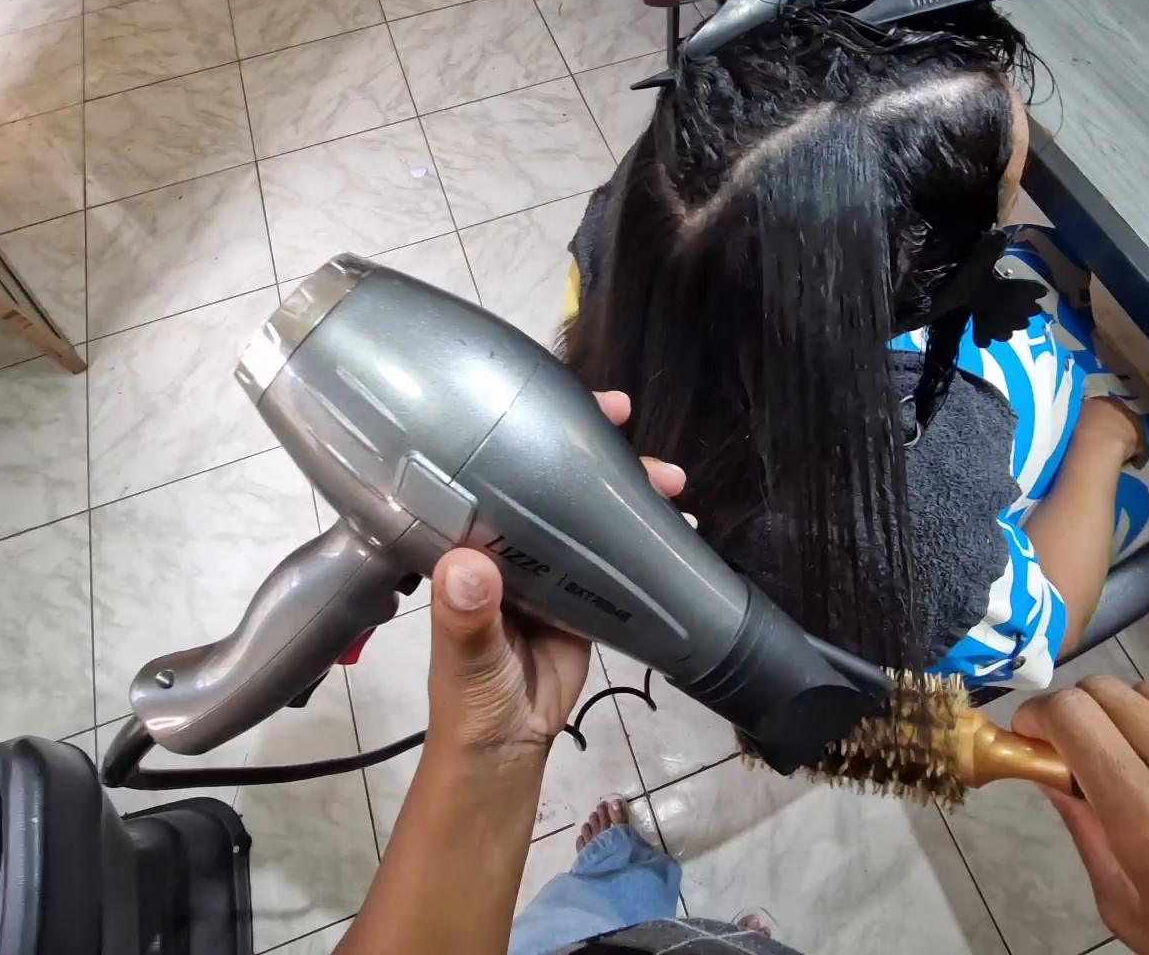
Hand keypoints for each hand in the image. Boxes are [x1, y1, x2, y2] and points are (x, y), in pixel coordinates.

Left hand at [426, 391, 683, 762]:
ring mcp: (551, 564)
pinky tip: (682, 524)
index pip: (496, 468)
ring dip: (631, 488)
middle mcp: (511, 541)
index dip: (528, 428)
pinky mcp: (585, 592)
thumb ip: (466, 619)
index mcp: (473, 541)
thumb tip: (469, 567)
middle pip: (553, 478)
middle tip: (626, 419)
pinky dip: (647, 536)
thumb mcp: (466, 660)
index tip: (564, 402)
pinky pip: (617, 553)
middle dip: (592, 447)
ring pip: (592, 510)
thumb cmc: (472, 699)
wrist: (509, 746)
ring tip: (671, 482)